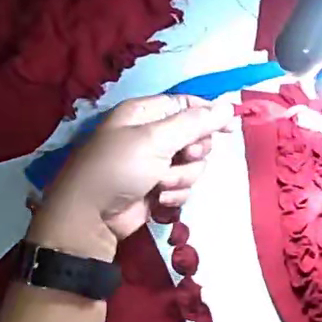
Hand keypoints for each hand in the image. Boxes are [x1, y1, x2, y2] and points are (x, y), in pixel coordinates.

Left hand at [29, 95, 233, 258]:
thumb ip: (195, 124)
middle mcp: (152, 136)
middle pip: (196, 138)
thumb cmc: (118, 168)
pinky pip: (184, 187)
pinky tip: (157, 199)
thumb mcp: (156, 140)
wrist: (92, 216)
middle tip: (182, 158)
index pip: (187, 106)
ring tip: (159, 184)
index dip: (209, 115)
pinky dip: (174, 195)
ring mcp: (156, 164)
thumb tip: (227, 107)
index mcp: (146, 114)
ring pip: (193, 166)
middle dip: (193, 153)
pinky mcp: (159, 188)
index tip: (230, 127)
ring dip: (181, 178)